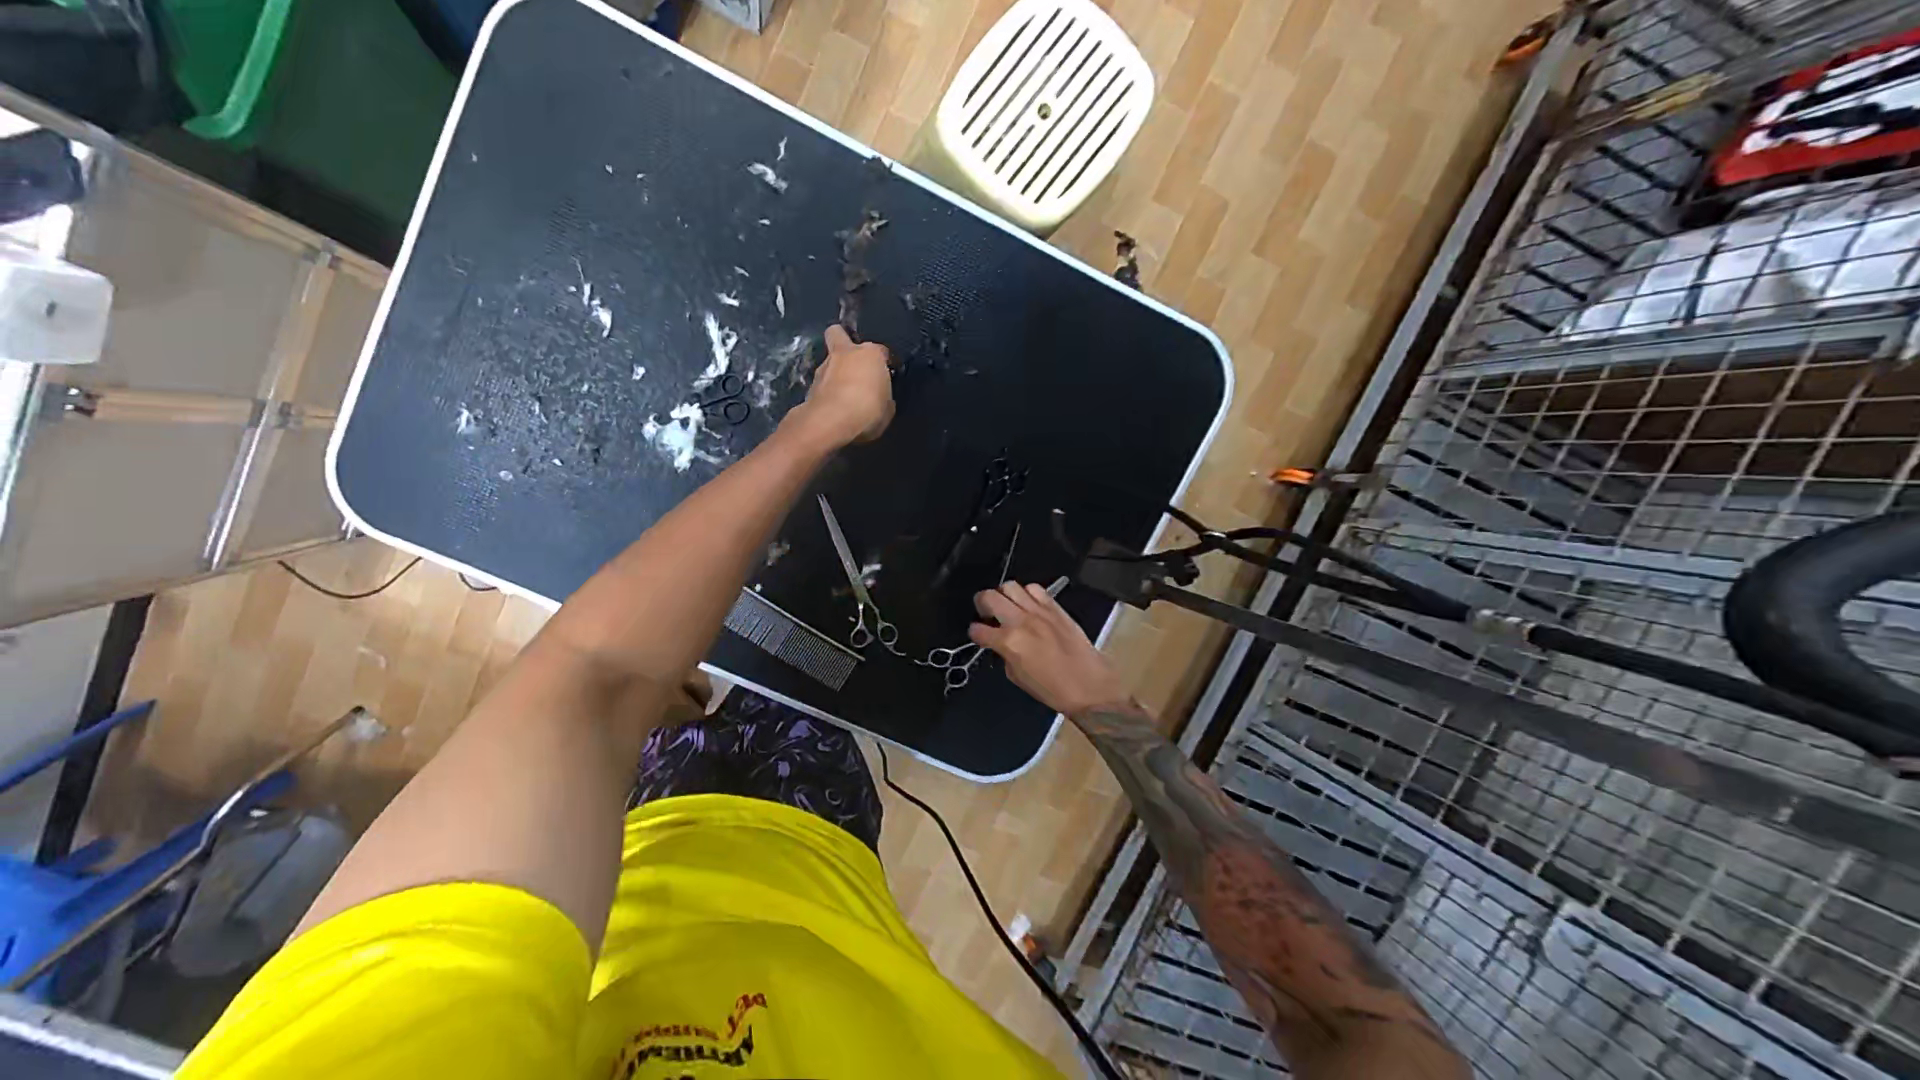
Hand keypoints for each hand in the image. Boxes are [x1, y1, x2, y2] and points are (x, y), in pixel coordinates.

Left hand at [783, 325, 893, 448]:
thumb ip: (884, 398)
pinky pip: (821, 384)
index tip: (885, 375)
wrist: (832, 422)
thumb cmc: (868, 410)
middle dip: (842, 339)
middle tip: (851, 359)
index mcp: (870, 354)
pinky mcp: (810, 386)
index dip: (883, 362)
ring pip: (828, 361)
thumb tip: (882, 400)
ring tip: (842, 394)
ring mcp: (823, 368)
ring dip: (834, 372)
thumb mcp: (887, 409)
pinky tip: (832, 407)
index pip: (880, 351)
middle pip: (838, 333)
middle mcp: (844, 354)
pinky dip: (826, 391)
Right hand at [969, 582, 1128, 716]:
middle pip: (988, 597)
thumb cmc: (1053, 689)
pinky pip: (1035, 589)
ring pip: (1010, 586)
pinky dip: (1027, 593)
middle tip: (986, 612)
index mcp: (1009, 642)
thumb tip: (1000, 645)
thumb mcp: (1017, 678)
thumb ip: (1004, 655)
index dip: (975, 633)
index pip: (978, 629)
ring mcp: (1039, 611)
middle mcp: (1021, 622)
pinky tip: (1029, 604)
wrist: (1089, 684)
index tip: (978, 634)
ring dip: (1003, 595)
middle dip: (981, 604)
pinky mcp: (1055, 607)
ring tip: (1008, 605)